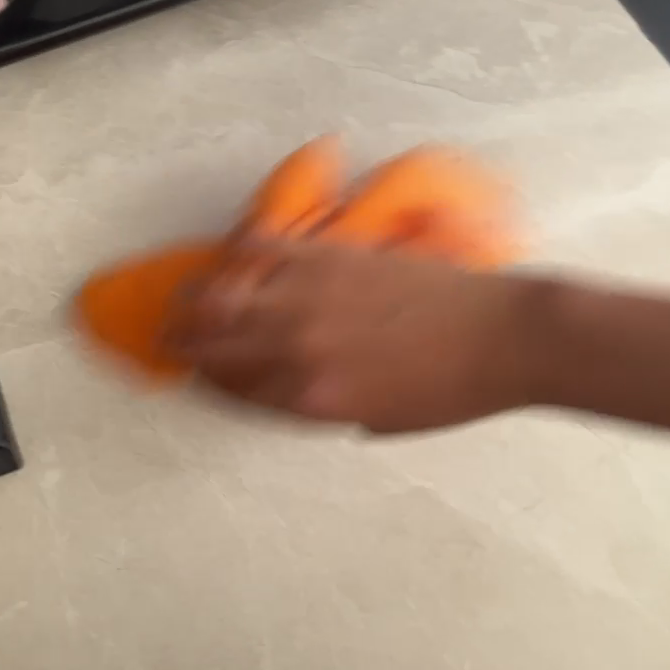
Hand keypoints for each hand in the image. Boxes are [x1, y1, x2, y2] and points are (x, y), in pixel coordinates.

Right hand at [165, 240, 549, 433]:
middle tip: (166, 335)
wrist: (502, 336)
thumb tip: (272, 386)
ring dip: (194, 299)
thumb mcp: (376, 418)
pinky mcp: (321, 257)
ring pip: (224, 295)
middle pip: (214, 342)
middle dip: (181, 340)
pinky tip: (227, 256)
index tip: (192, 373)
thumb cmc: (447, 391)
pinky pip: (261, 251)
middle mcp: (294, 347)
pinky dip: (236, 254)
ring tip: (180, 298)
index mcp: (310, 396)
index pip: (232, 388)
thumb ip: (315, 405)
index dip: (205, 380)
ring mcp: (304, 297)